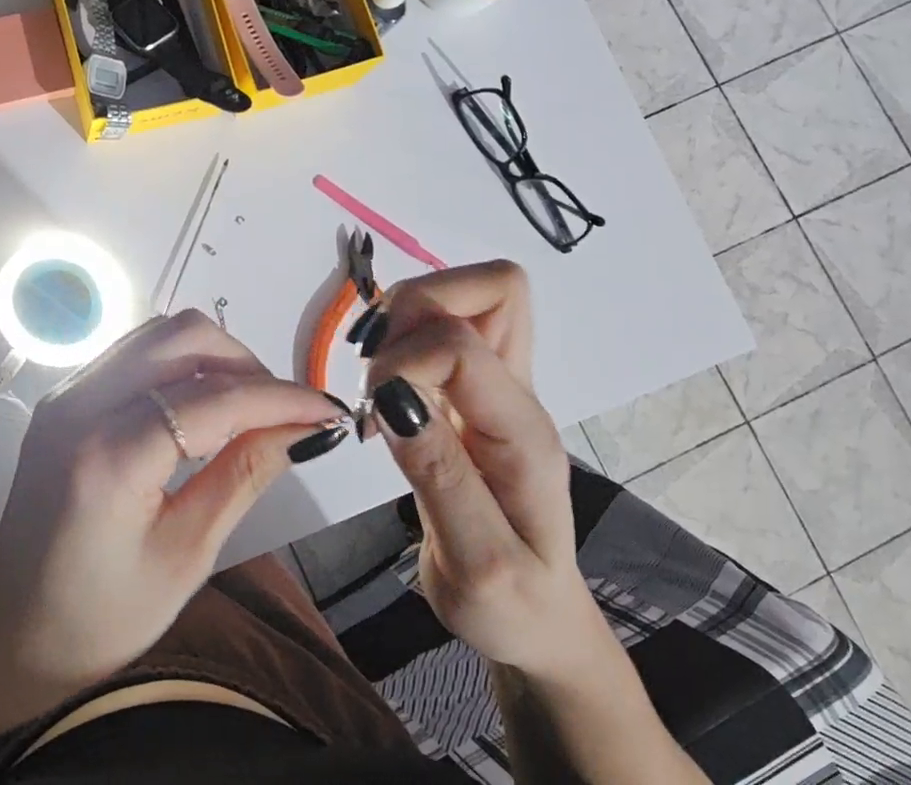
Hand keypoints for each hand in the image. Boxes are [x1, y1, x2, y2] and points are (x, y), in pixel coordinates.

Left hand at [0, 310, 345, 696]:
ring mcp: (63, 396)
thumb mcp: (186, 555)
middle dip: (246, 364)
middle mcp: (79, 406)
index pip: (214, 397)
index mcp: (109, 457)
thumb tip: (304, 426)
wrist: (15, 628)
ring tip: (246, 411)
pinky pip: (131, 356)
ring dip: (212, 358)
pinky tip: (200, 410)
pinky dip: (177, 367)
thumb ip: (244, 475)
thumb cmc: (104, 616)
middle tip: (281, 414)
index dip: (281, 397)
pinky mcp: (61, 400)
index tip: (330, 410)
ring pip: (155, 335)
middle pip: (181, 336)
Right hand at [364, 262, 607, 679]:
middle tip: (375, 374)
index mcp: (522, 433)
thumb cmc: (511, 606)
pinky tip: (380, 397)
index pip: (461, 342)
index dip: (402, 359)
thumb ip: (438, 474)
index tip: (374, 414)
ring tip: (375, 385)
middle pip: (488, 285)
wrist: (536, 624)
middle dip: (413, 308)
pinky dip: (400, 342)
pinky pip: (442, 332)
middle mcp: (517, 396)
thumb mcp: (478, 561)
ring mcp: (496, 391)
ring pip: (465, 298)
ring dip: (404, 320)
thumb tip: (390, 393)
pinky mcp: (470, 398)